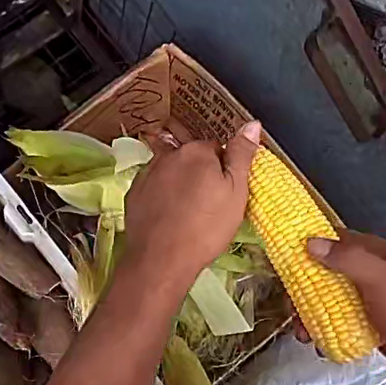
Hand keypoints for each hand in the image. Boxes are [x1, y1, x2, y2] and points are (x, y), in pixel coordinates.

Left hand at [120, 121, 260, 292]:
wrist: (162, 260)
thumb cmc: (206, 228)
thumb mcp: (236, 192)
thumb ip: (242, 155)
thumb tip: (252, 124)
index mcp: (196, 152)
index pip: (216, 149)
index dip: (224, 170)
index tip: (226, 192)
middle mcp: (168, 156)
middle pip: (191, 160)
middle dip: (200, 175)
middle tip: (210, 205)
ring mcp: (146, 175)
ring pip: (170, 174)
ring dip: (179, 185)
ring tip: (188, 214)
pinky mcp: (133, 196)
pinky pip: (153, 190)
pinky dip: (162, 199)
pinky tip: (169, 219)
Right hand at [305, 232, 385, 380]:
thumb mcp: (383, 281)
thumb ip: (348, 260)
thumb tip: (312, 242)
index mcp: (373, 254)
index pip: (332, 240)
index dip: (306, 247)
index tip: (282, 262)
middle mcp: (367, 273)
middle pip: (322, 273)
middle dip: (301, 291)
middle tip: (291, 309)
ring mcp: (367, 300)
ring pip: (326, 300)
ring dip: (309, 315)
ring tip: (304, 333)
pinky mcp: (367, 324)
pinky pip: (336, 322)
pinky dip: (324, 331)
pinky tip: (320, 343)